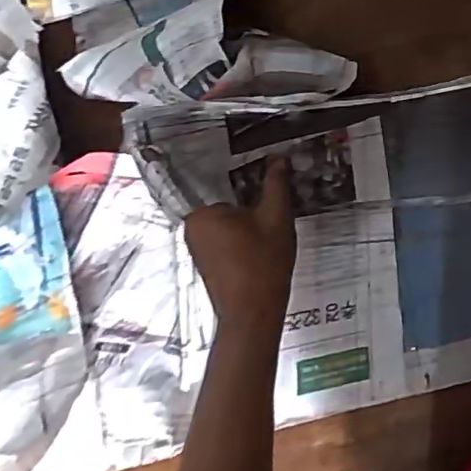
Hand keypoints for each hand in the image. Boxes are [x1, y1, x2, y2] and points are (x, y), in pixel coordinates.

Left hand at [186, 157, 297, 327]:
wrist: (254, 313)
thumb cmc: (263, 261)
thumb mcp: (276, 215)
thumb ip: (276, 183)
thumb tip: (278, 156)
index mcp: (202, 214)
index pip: (230, 184)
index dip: (253, 182)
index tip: (271, 183)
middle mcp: (192, 229)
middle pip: (230, 203)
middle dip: (252, 204)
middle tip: (275, 209)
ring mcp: (198, 249)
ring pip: (231, 222)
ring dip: (250, 221)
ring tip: (272, 226)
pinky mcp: (208, 263)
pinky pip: (228, 239)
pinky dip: (244, 238)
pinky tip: (263, 245)